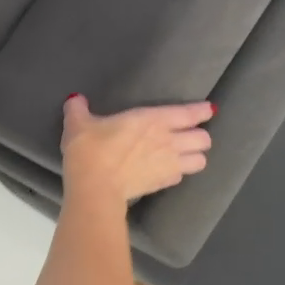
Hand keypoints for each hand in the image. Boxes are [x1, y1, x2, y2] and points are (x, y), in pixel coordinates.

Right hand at [61, 95, 214, 204]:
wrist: (95, 185)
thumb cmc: (89, 148)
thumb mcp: (77, 122)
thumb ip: (78, 108)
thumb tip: (76, 99)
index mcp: (151, 121)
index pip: (188, 114)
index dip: (200, 111)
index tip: (207, 109)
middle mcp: (168, 141)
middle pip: (203, 139)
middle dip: (198, 134)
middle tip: (185, 132)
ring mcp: (170, 165)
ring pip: (201, 160)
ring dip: (194, 155)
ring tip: (182, 153)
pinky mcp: (165, 183)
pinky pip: (182, 176)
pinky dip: (178, 171)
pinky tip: (165, 170)